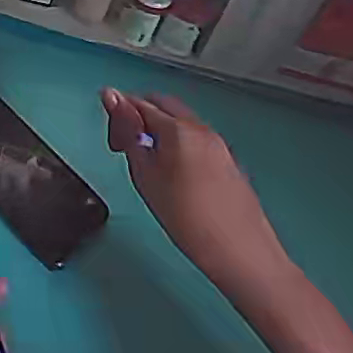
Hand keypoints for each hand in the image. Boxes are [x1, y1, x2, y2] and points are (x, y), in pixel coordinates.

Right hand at [101, 88, 292, 301]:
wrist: (242, 254)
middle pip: (163, 103)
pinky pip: (196, 136)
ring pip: (180, 119)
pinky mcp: (229, 160)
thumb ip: (128, 132)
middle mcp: (201, 128)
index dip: (119, 114)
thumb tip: (112, 98)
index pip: (139, 103)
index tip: (111, 135)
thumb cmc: (186, 217)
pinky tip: (173, 171)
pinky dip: (178, 141)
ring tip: (148, 160)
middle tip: (125, 143)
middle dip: (139, 113)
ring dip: (159, 127)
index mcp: (178, 128)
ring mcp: (219, 143)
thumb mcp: (144, 174)